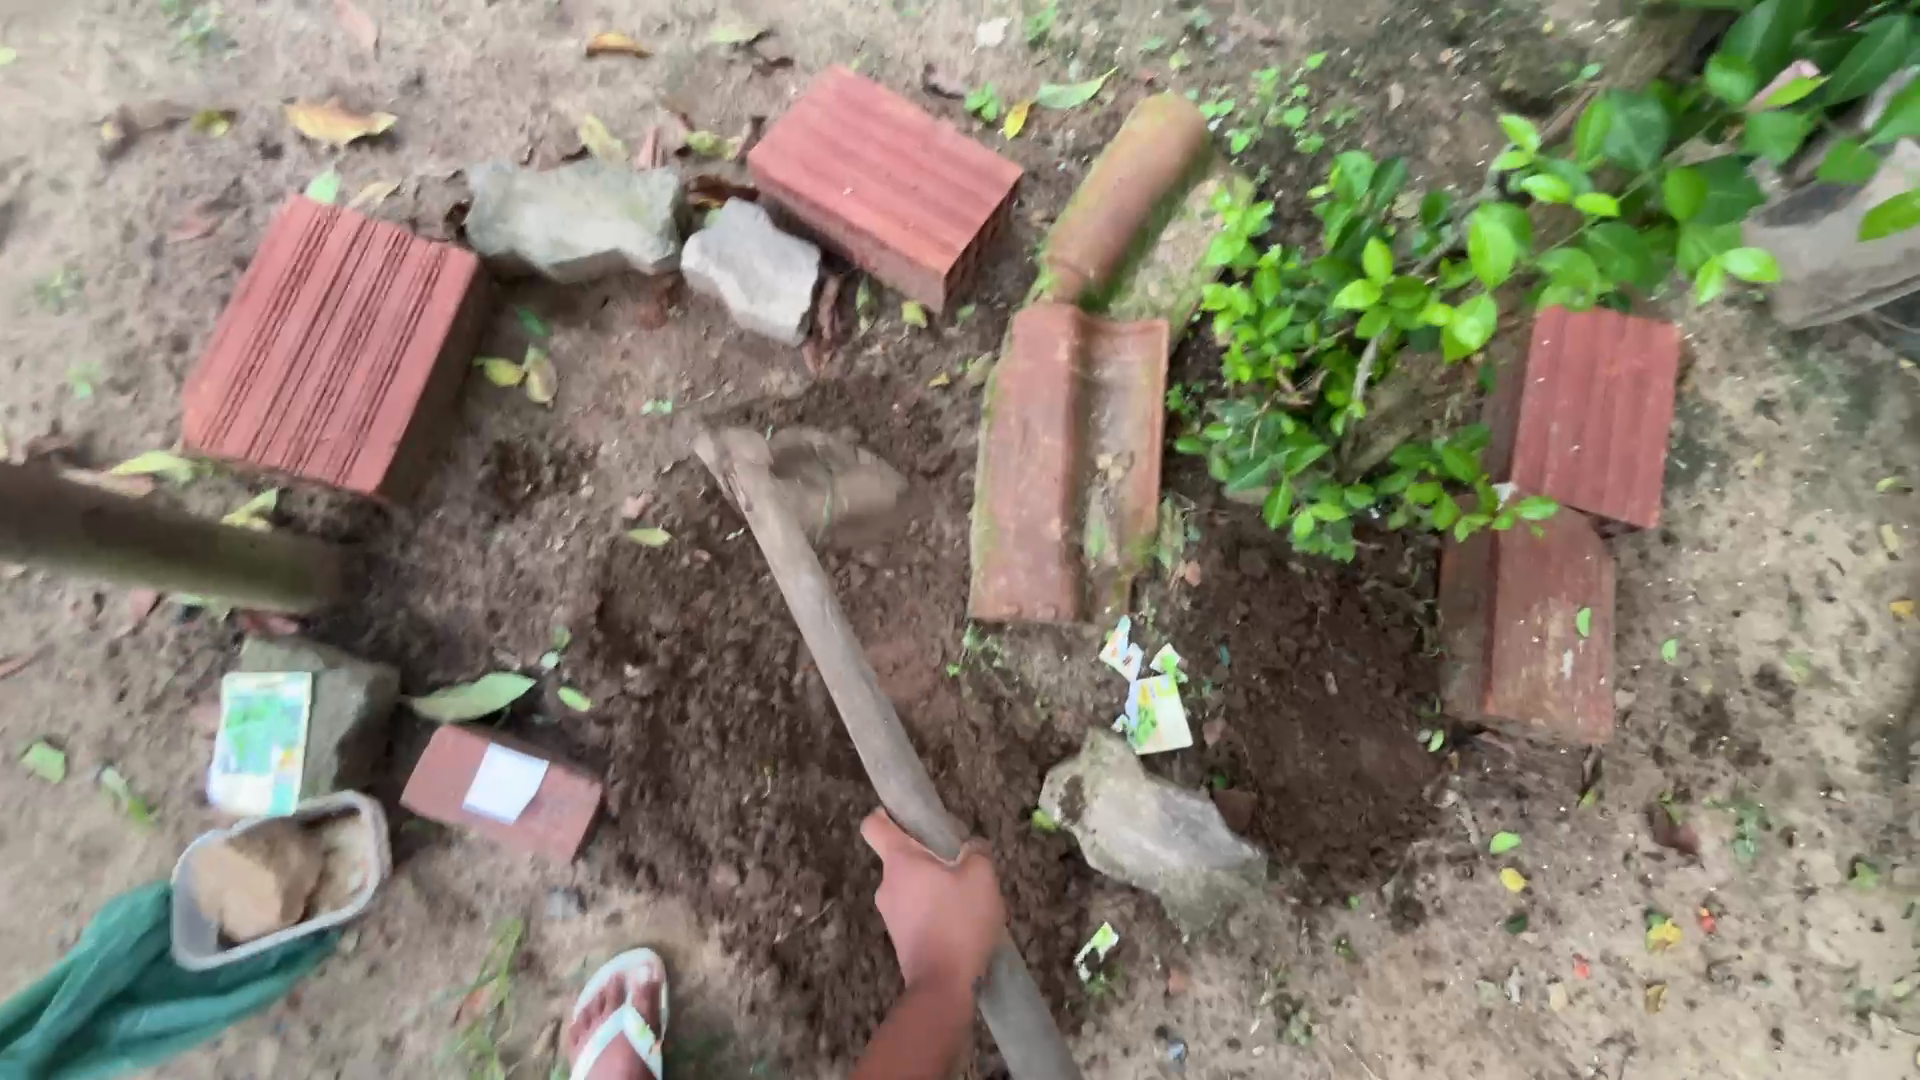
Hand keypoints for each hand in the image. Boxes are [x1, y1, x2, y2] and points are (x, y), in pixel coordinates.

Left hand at [859, 808, 1006, 995]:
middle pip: (901, 857)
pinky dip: (935, 911)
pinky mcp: (901, 940)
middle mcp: (887, 885)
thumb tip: (971, 848)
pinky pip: (917, 911)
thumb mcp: (981, 876)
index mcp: (899, 861)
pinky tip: (961, 924)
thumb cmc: (957, 921)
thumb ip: (976, 852)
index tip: (908, 817)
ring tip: (968, 900)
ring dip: (936, 887)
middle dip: (929, 857)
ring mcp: (891, 915)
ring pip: (912, 886)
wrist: (943, 988)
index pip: (874, 825)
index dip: (887, 814)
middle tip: (961, 865)